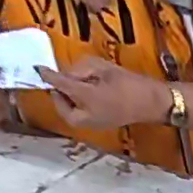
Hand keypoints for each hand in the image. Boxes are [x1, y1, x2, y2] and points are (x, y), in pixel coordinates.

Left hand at [37, 55, 168, 129]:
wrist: (154, 103)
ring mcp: (96, 123)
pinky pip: (84, 117)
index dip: (48, 76)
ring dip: (69, 104)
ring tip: (73, 90)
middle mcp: (88, 115)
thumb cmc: (130, 83)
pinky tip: (85, 97)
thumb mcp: (102, 67)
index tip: (38, 69)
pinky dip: (79, 108)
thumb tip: (66, 74)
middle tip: (60, 83)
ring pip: (73, 116)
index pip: (60, 85)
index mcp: (88, 98)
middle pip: (64, 109)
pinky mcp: (103, 124)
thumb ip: (81, 69)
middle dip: (59, 97)